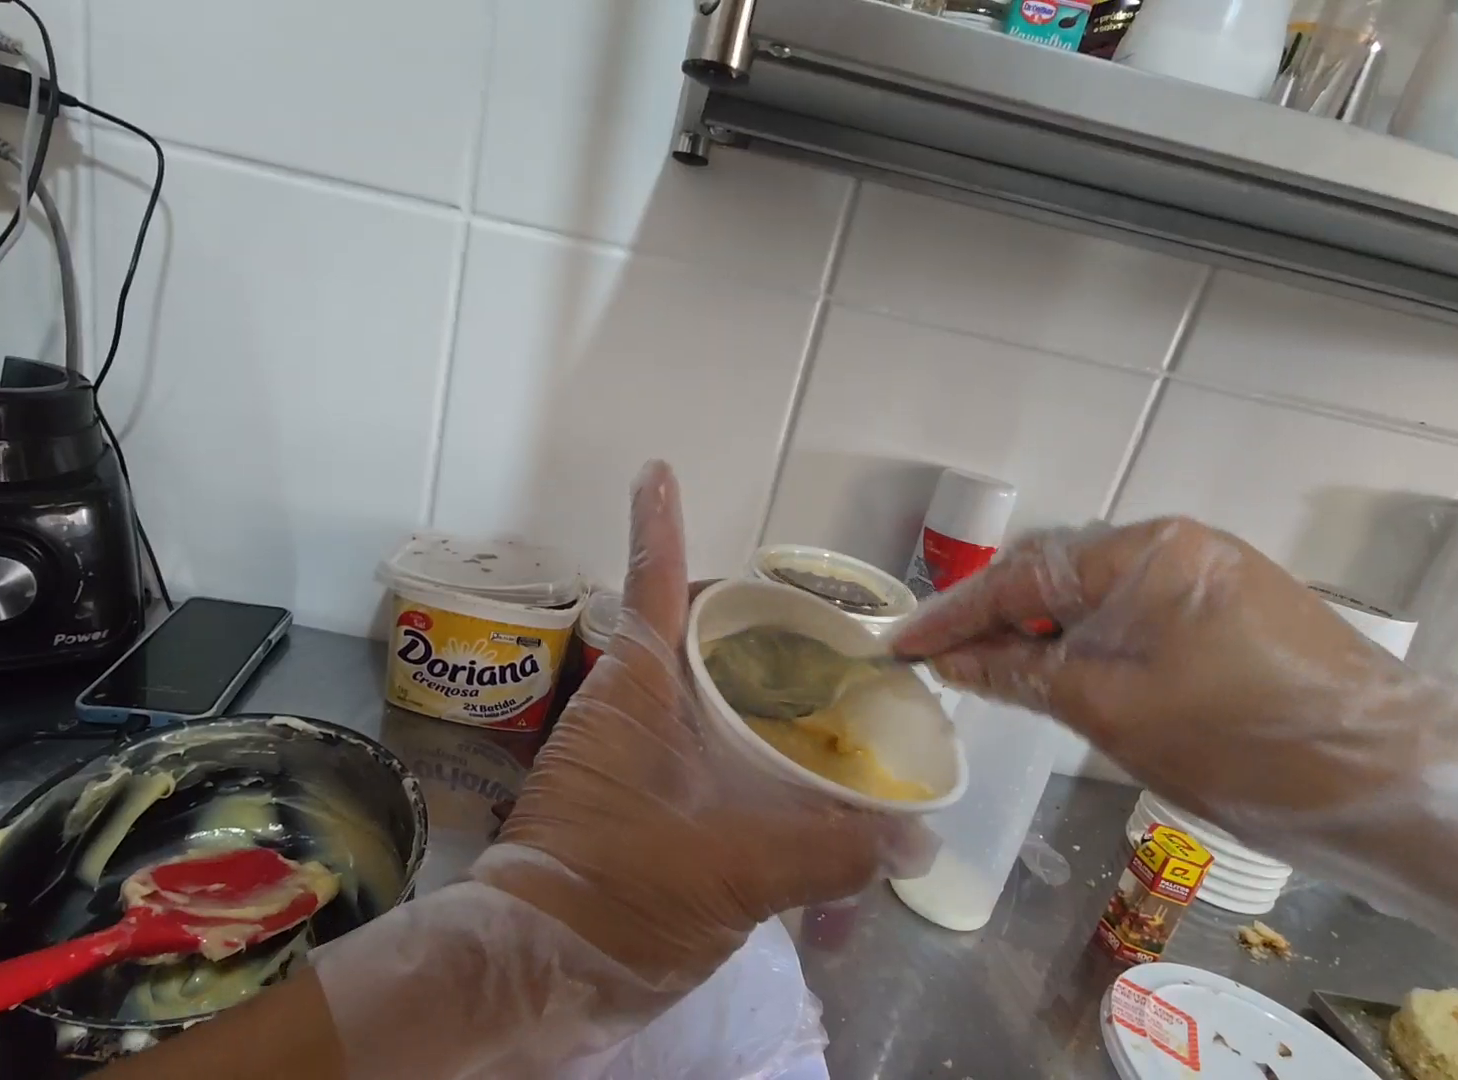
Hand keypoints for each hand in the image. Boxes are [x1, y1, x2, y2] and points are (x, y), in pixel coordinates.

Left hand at [476, 461, 930, 991]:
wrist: (541, 968)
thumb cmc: (617, 894)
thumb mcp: (733, 871)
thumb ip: (829, 852)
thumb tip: (915, 840)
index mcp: (634, 691)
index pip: (650, 586)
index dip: (659, 524)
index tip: (657, 471)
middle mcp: (626, 705)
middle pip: (681, 629)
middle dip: (735, 611)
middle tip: (808, 617)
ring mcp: (626, 749)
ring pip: (688, 686)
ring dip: (739, 676)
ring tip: (812, 680)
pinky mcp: (634, 792)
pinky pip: (691, 738)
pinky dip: (733, 734)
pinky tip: (781, 757)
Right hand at [891, 517, 1457, 1032]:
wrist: (1398, 784)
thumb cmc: (1237, 742)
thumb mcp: (1108, 709)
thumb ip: (1018, 672)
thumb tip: (950, 662)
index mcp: (1142, 553)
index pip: (1019, 579)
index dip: (953, 614)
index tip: (900, 644)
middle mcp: (1172, 545)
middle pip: (1052, 577)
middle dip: (990, 618)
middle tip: (938, 658)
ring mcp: (1204, 572)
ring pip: (1088, 596)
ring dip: (1034, 631)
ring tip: (986, 668)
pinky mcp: (1226, 605)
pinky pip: (1127, 611)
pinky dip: (1081, 639)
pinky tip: (1056, 668)